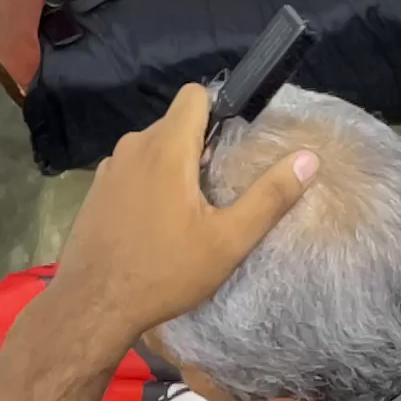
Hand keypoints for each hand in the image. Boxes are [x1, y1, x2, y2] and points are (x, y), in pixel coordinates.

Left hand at [45, 84, 317, 351]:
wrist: (92, 307)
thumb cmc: (164, 272)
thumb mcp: (228, 241)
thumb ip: (269, 197)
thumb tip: (308, 159)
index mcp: (167, 147)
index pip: (195, 94)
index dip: (219, 108)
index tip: (234, 143)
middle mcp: (134, 146)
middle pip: (176, 124)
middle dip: (200, 145)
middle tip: (218, 190)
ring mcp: (110, 168)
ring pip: (153, 148)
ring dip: (175, 166)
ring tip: (189, 211)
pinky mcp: (97, 191)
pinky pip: (133, 170)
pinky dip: (149, 183)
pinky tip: (157, 224)